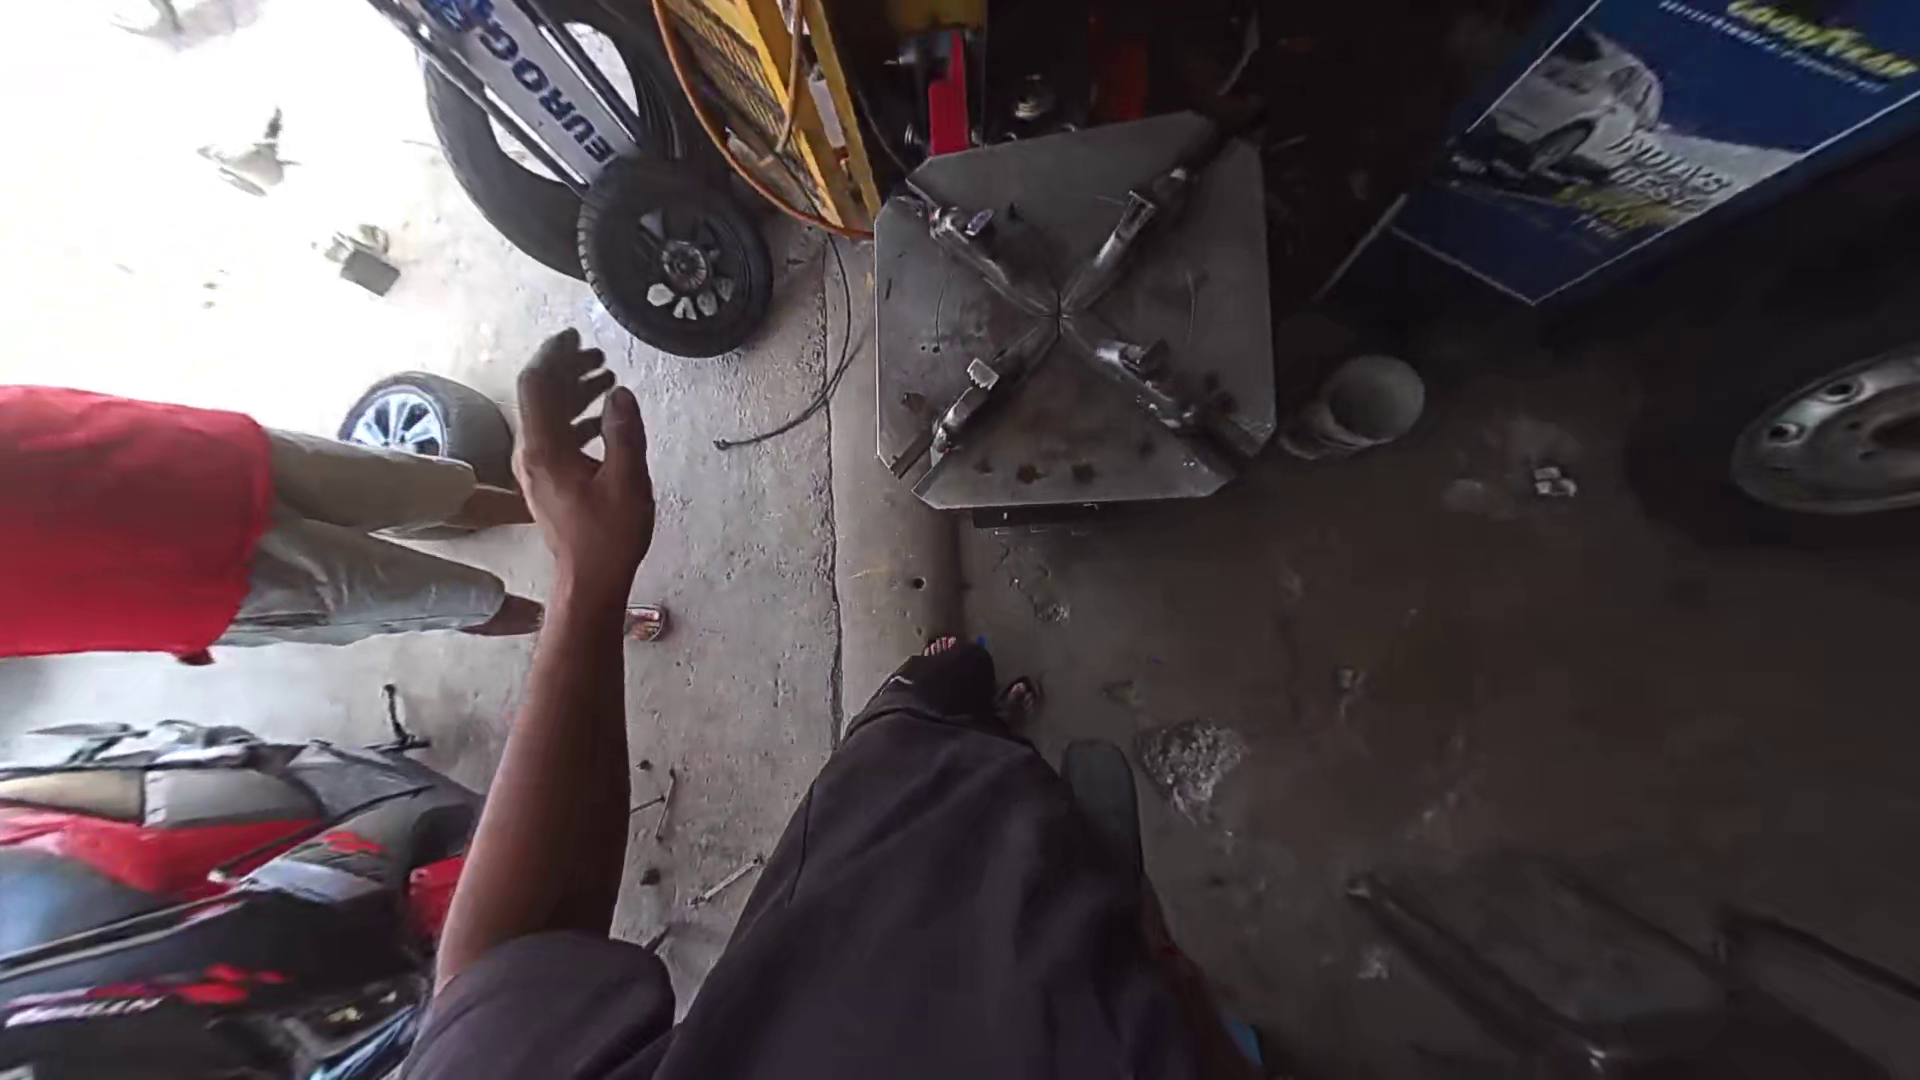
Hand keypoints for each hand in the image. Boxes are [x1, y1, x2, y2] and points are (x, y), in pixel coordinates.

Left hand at [513, 329, 653, 597]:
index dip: (555, 356)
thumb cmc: (611, 533)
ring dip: (575, 396)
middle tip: (600, 357)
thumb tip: (622, 393)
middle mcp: (531, 454)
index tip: (574, 337)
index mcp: (545, 449)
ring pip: (549, 418)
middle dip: (568, 371)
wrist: (590, 578)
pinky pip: (557, 437)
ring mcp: (536, 469)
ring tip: (607, 382)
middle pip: (541, 398)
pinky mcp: (548, 482)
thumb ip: (625, 434)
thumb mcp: (628, 481)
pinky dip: (578, 421)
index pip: (539, 386)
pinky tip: (604, 422)